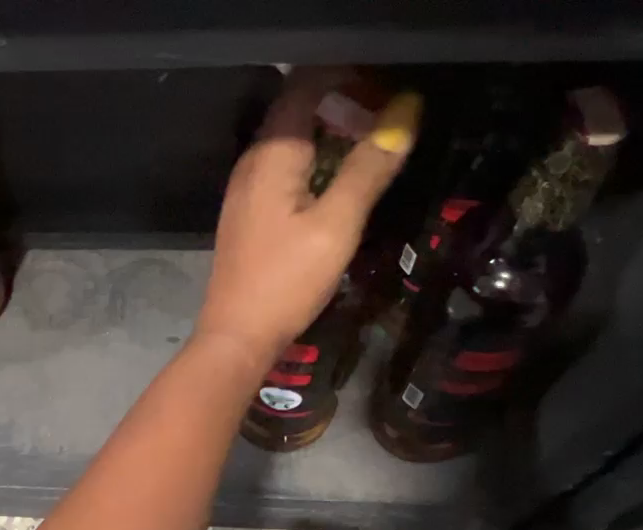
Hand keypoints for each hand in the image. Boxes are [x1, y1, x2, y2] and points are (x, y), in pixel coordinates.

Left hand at [194, 70, 418, 360]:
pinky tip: (338, 191)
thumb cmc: (287, 280)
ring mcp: (245, 190)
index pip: (307, 84)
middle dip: (345, 107)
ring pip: (292, 144)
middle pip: (299, 111)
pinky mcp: (248, 217)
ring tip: (372, 155)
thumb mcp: (337, 224)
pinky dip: (314, 168)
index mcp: (272, 153)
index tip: (389, 95)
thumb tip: (405, 113)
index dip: (350, 79)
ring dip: (331, 140)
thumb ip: (369, 168)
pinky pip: (284, 174)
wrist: (237, 337)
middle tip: (389, 125)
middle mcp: (252, 162)